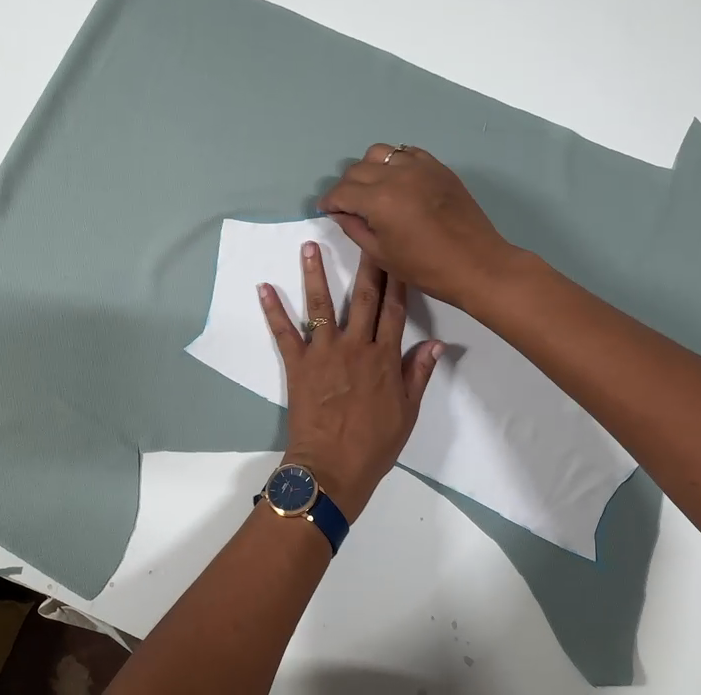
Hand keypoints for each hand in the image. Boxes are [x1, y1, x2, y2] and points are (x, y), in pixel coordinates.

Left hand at [259, 241, 443, 521]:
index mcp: (385, 357)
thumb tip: (437, 342)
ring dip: (314, 273)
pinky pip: (284, 332)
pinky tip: (263, 287)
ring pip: (320, 305)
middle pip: (362, 298)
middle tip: (362, 233)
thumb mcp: (408, 412)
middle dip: (365, 264)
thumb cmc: (375, 444)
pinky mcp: (298, 363)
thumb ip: (418, 373)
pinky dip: (272, 310)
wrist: (333, 468)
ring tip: (309, 246)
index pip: (394, 310)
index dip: (396, 280)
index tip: (396, 253)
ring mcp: (324, 352)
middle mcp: (356, 346)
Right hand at [319, 145, 521, 311]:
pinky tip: (399, 180)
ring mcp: (419, 167)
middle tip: (350, 205)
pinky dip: (396, 162)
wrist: (477, 264)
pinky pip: (407, 152)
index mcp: (379, 200)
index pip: (342, 191)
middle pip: (357, 169)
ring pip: (380, 153)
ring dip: (370, 169)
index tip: (326, 209)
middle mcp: (396, 175)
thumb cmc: (426, 267)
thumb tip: (339, 212)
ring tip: (374, 188)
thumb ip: (354, 228)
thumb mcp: (381, 254)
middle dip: (347, 187)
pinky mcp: (438, 167)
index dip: (329, 201)